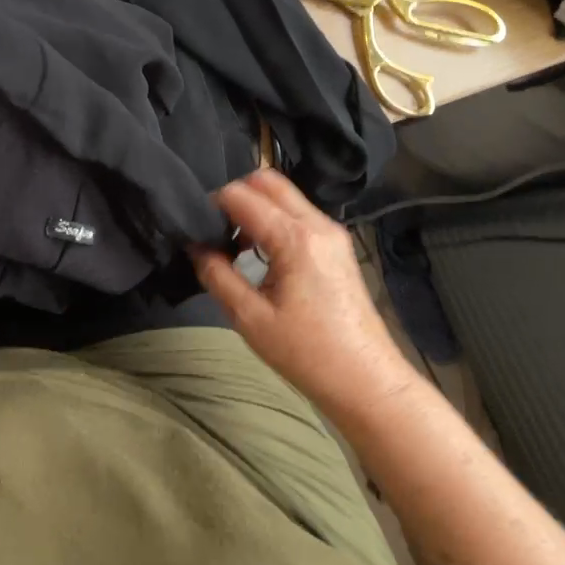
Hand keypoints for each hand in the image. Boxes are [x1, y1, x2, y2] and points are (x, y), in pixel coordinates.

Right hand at [192, 169, 419, 416]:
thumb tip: (195, 247)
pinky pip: (298, 214)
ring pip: (285, 196)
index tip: (196, 229)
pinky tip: (261, 255)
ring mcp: (333, 234)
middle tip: (215, 229)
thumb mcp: (249, 318)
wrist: (369, 383)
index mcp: (295, 238)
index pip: (241, 195)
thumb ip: (216, 275)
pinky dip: (274, 220)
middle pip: (267, 181)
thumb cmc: (307, 353)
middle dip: (235, 196)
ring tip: (235, 245)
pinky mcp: (338, 247)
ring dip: (256, 208)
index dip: (212, 205)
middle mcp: (317, 225)